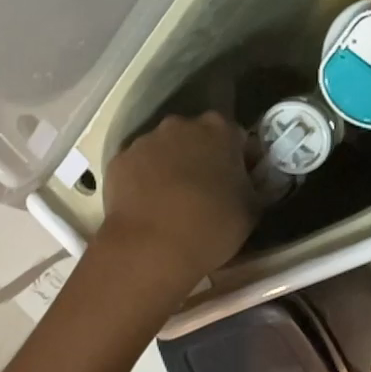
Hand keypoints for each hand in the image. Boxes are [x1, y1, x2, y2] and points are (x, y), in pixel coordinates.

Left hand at [100, 113, 255, 281]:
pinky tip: (147, 207)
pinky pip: (137, 167)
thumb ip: (251, 185)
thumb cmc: (211, 226)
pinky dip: (143, 180)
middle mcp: (180, 125)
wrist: (151, 246)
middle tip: (204, 192)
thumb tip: (244, 181)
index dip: (239, 160)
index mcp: (219, 130)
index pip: (236, 137)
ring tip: (171, 203)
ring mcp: (145, 141)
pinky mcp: (119, 161)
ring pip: (163, 150)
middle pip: (196, 137)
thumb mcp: (251, 208)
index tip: (238, 183)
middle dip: (201, 157)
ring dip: (170, 167)